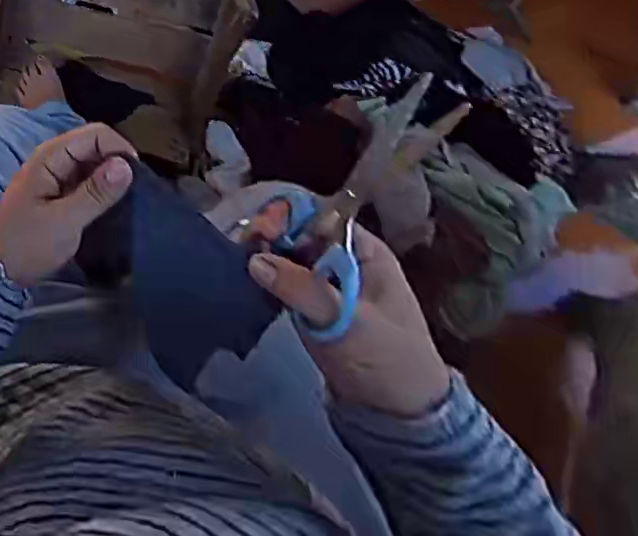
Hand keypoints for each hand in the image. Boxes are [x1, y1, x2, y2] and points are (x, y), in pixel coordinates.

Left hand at [0, 124, 134, 284]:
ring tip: (129, 199)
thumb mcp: (64, 221)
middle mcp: (54, 158)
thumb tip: (127, 164)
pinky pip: (88, 179)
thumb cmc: (26, 245)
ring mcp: (57, 174)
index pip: (95, 133)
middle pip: (96, 144)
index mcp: (51, 156)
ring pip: (94, 162)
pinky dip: (102, 188)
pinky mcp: (61, 191)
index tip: (137, 177)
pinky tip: (113, 206)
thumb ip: (96, 193)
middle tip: (136, 191)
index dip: (119, 148)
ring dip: (112, 176)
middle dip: (118, 161)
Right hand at [248, 209, 451, 416]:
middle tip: (242, 243)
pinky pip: (282, 279)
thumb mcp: (349, 322)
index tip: (262, 229)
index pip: (319, 216)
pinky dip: (264, 275)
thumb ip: (303, 289)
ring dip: (263, 252)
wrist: (400, 420)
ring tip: (237, 255)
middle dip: (270, 232)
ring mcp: (325, 282)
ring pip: (286, 254)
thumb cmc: (388, 360)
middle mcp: (342, 258)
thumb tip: (255, 260)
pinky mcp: (310, 305)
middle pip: (298, 231)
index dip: (290, 216)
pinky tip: (245, 275)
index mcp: (363, 250)